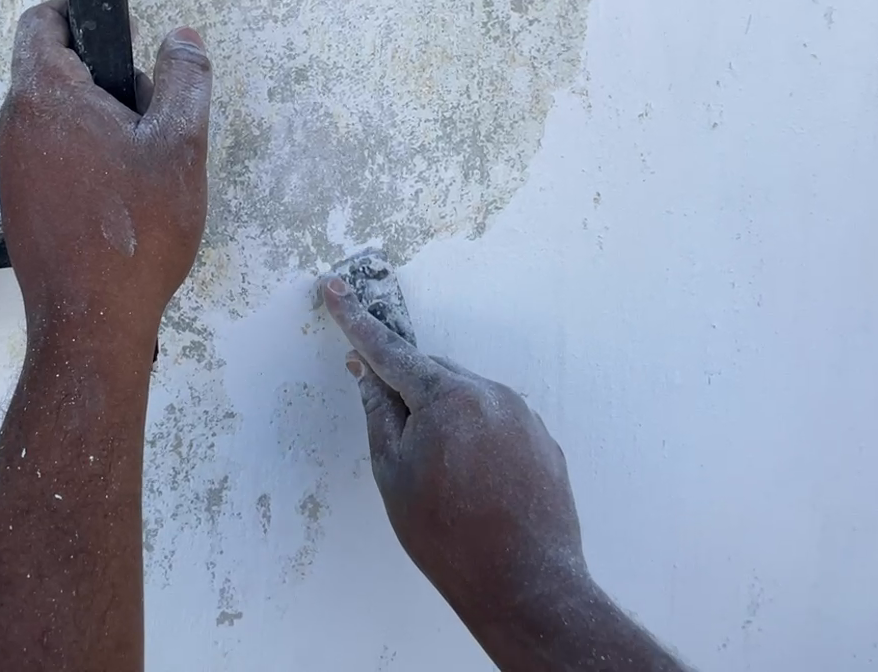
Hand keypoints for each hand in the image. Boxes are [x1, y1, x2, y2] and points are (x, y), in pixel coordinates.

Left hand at [0, 0, 211, 369]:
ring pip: (55, 115)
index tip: (118, 31)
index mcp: (44, 96)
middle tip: (150, 116)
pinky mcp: (17, 198)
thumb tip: (182, 38)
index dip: (78, 10)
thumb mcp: (179, 145)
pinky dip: (83, 153)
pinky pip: (49, 152)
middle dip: (105, 76)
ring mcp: (10, 164)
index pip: (42, 21)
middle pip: (53, 69)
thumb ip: (184, 79)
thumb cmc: (136, 229)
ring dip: (98, 120)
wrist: (91, 320)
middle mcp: (14, 124)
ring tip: (141, 163)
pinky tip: (118, 195)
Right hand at [320, 276, 592, 638]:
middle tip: (398, 437)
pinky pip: (494, 419)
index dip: (355, 320)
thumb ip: (379, 411)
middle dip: (408, 389)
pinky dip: (474, 434)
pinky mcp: (543, 441)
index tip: (334, 287)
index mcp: (447, 396)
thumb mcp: (392, 470)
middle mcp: (490, 394)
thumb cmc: (448, 534)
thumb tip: (366, 371)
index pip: (388, 350)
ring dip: (443, 414)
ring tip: (444, 474)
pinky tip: (474, 480)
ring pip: (464, 396)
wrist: (530, 591)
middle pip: (431, 373)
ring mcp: (523, 417)